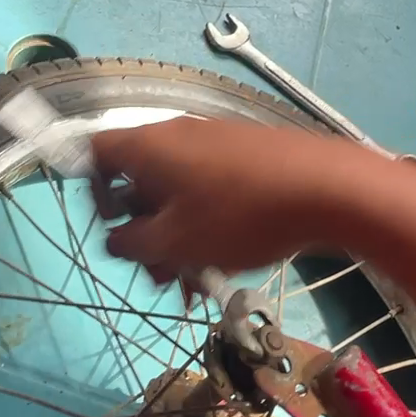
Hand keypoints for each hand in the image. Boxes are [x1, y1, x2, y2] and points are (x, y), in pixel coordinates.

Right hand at [91, 117, 387, 283]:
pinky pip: (205, 188)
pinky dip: (202, 222)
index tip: (111, 225)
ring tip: (190, 280)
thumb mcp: (174, 241)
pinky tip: (221, 262)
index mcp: (148, 147)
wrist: (323, 187)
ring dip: (173, 235)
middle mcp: (175, 136)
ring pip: (175, 191)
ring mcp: (212, 143)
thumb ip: (132, 243)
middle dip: (141, 230)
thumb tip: (116, 237)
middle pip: (138, 179)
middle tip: (155, 272)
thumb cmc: (237, 215)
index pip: (96, 152)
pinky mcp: (242, 156)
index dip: (92, 189)